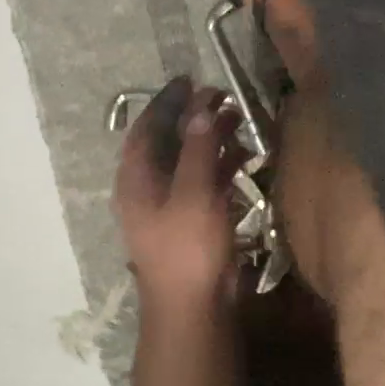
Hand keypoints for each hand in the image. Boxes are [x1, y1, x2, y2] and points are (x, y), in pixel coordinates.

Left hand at [114, 77, 245, 309]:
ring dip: (213, 137)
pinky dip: (224, 162)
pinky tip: (247, 155)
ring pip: (190, 158)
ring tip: (240, 118)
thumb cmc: (187, 248)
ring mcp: (173, 204)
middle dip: (194, 116)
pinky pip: (207, 179)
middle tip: (223, 96)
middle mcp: (150, 188)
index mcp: (137, 180)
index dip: (165, 102)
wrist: (194, 306)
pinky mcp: (195, 218)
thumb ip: (199, 149)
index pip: (146, 128)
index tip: (189, 79)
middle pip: (170, 140)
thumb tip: (201, 109)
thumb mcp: (193, 193)